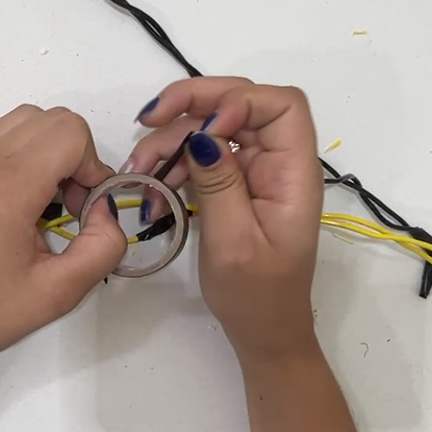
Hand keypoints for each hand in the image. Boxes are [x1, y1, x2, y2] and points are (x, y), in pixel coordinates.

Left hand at [0, 105, 127, 378]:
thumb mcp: (60, 292)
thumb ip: (103, 247)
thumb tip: (107, 210)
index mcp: (8, 187)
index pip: (70, 132)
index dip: (92, 167)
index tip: (85, 209)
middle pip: (51, 118)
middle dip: (74, 155)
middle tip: (70, 205)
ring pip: (23, 120)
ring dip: (48, 150)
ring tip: (46, 201)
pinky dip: (21, 154)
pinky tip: (19, 203)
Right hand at [125, 79, 323, 363]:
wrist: (262, 329)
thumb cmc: (257, 295)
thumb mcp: (234, 242)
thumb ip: (220, 184)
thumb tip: (202, 134)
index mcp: (293, 173)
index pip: (280, 106)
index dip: (239, 102)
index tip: (201, 130)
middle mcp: (276, 162)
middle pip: (238, 104)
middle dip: (190, 105)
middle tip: (146, 119)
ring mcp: (253, 170)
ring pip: (209, 127)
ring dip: (169, 140)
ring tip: (138, 171)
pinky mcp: (231, 182)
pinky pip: (198, 154)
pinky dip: (170, 163)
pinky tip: (150, 187)